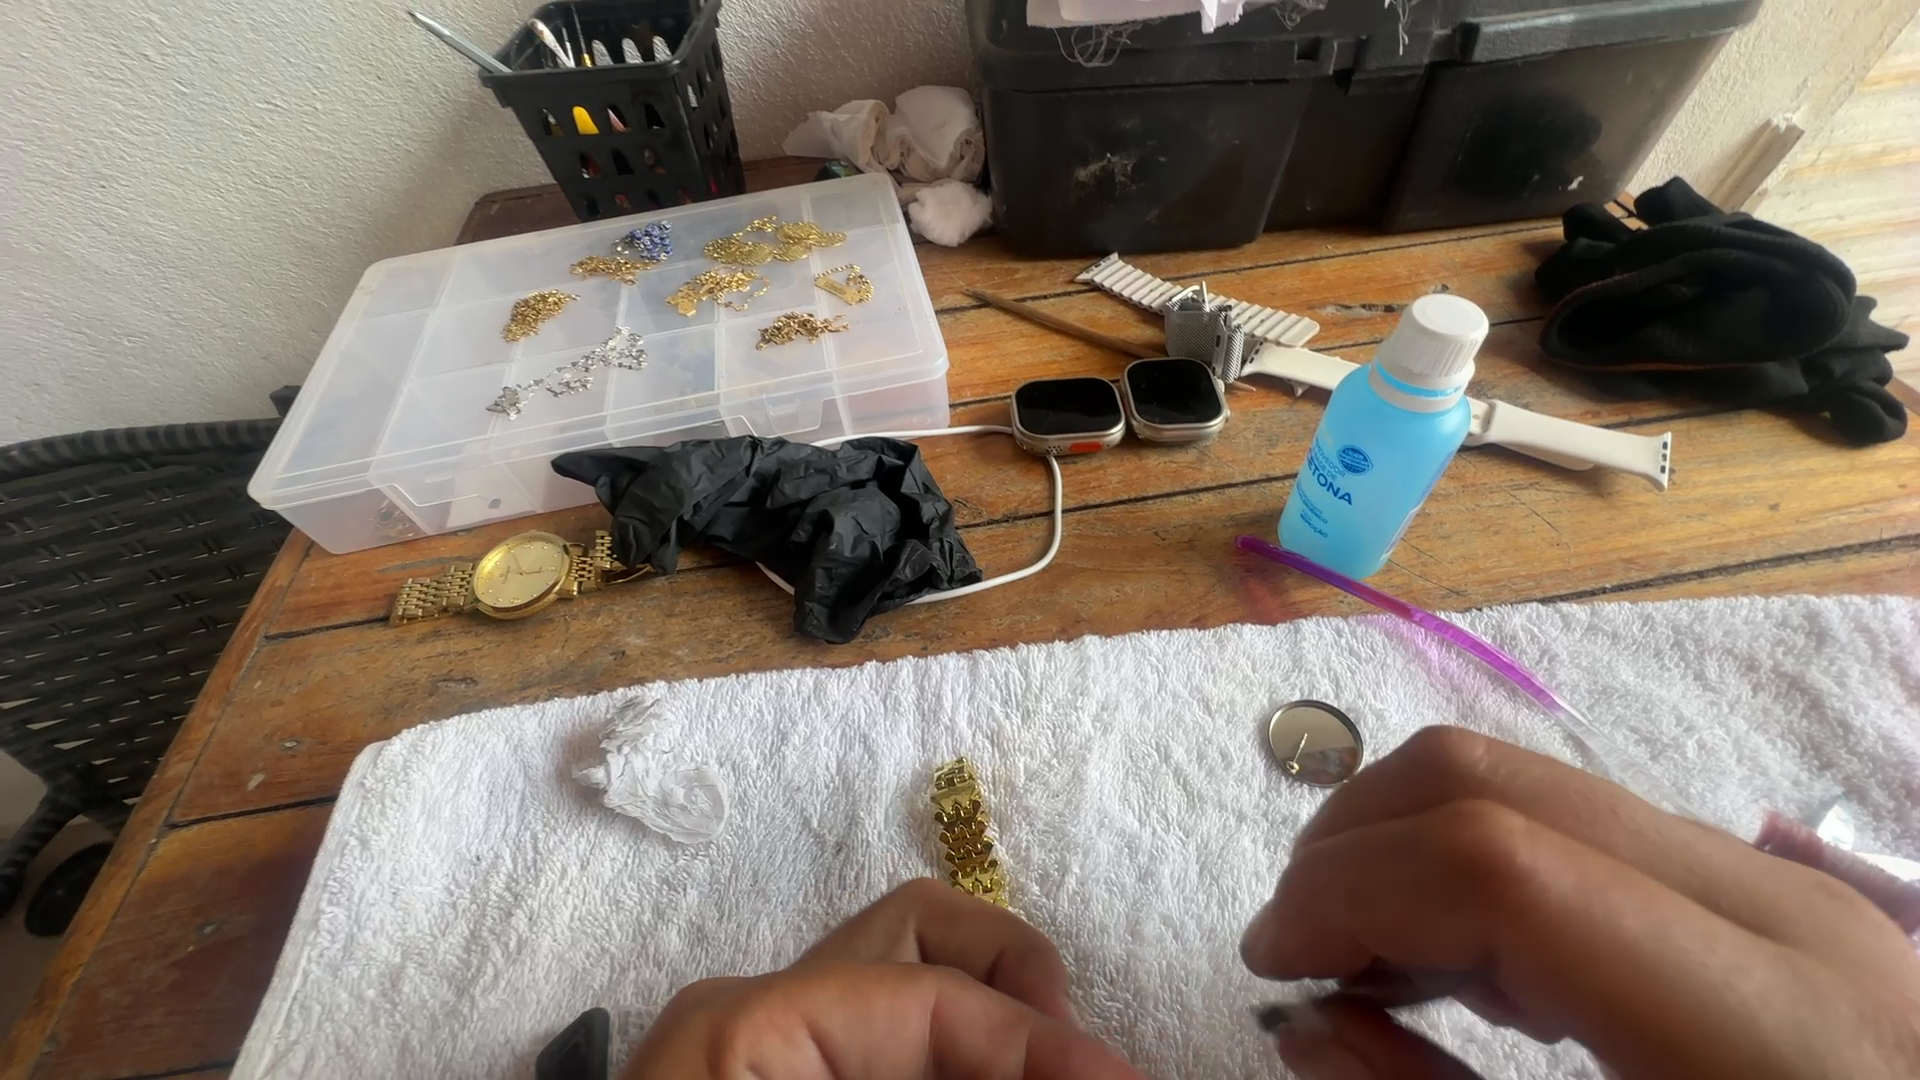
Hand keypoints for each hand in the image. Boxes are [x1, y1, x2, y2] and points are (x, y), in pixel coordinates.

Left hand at [625, 879, 1144, 1078]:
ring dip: (995, 1013)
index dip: (1037, 1040)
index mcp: (745, 1031)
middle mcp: (760, 1008)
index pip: (924, 994)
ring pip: (913, 970)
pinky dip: (960, 1057)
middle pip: (918, 929)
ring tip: (1047, 1068)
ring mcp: (778, 1039)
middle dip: (1013, 981)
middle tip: (1077, 1057)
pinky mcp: (797, 1073)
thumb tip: (1092, 1078)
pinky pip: (899, 1036)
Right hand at [1241, 726, 1919, 1079]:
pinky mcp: (1732, 872)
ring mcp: (1757, 870)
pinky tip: (1452, 945)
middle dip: (1342, 845)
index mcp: (1773, 1030)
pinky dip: (1443, 848)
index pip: (1492, 871)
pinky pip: (1539, 808)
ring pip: (1498, 771)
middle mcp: (1772, 905)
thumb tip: (1305, 1024)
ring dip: (1383, 836)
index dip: (1343, 895)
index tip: (1270, 963)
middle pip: (1476, 779)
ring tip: (1363, 939)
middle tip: (1302, 940)